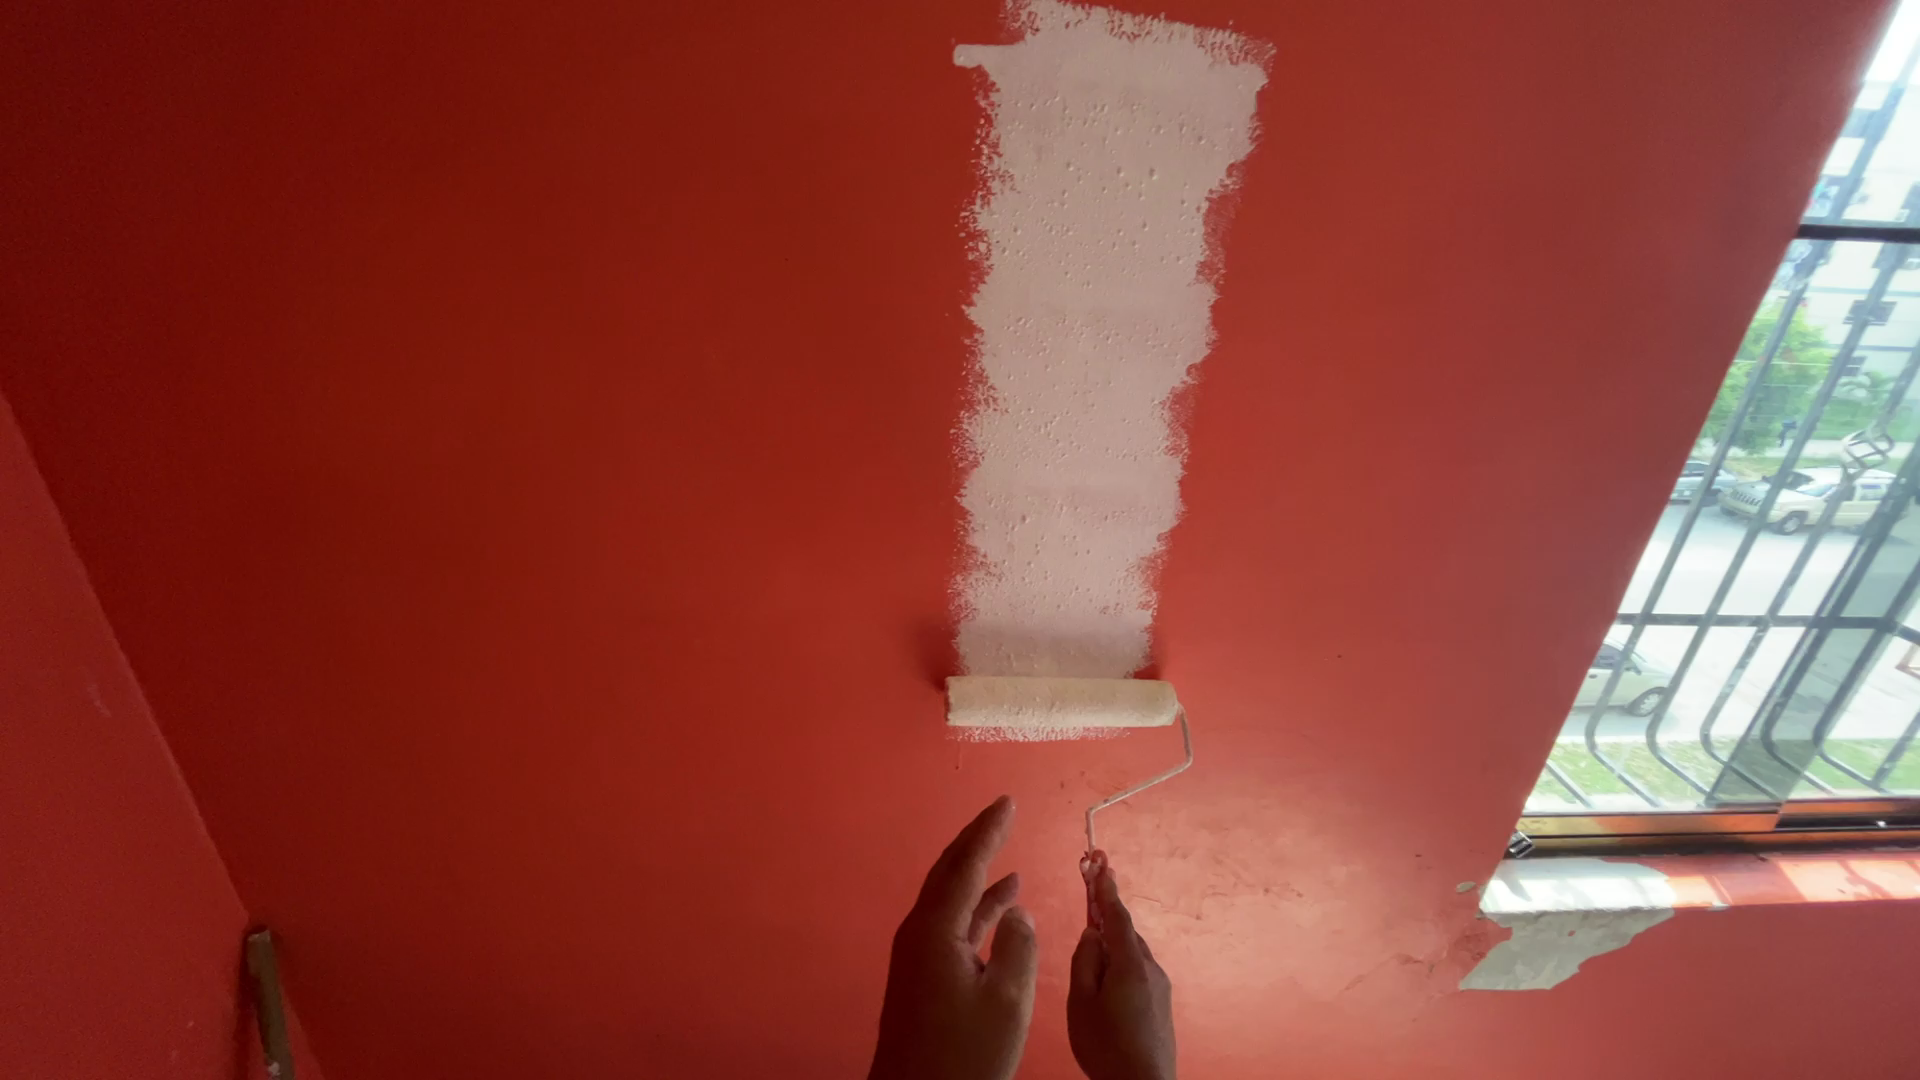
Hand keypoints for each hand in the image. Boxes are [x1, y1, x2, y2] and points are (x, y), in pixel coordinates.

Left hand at [869, 796, 1037, 1079]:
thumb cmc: (962, 1057)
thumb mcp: (1005, 1003)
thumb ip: (1018, 947)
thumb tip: (1017, 912)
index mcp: (935, 928)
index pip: (967, 864)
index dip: (989, 829)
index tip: (1009, 801)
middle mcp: (920, 930)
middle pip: (950, 871)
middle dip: (978, 840)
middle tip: (1003, 812)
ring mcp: (917, 953)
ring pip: (951, 898)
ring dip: (980, 877)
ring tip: (1011, 862)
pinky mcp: (921, 975)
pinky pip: (952, 924)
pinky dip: (977, 910)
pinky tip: (1002, 911)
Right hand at [1068, 853, 1175, 1079]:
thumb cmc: (1106, 1045)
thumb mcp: (1081, 1001)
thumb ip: (1085, 960)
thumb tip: (1092, 933)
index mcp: (1129, 962)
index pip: (1116, 914)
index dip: (1106, 887)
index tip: (1101, 861)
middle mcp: (1151, 967)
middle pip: (1125, 933)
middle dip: (1108, 916)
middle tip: (1090, 901)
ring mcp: (1161, 987)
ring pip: (1133, 954)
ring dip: (1115, 946)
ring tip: (1093, 964)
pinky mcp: (1163, 1005)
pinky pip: (1140, 972)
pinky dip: (1124, 965)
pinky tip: (1110, 988)